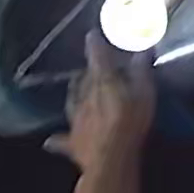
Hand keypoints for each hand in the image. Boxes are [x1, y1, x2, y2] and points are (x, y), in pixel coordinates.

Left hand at [45, 31, 154, 176]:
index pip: (98, 58)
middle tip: (90, 64)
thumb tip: (142, 48)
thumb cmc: (131, 120)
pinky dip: (56, 139)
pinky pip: (62, 140)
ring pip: (71, 102)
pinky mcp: (73, 143)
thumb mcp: (145, 91)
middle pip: (84, 79)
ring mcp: (76, 120)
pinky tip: (48, 141)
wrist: (110, 159)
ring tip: (73, 85)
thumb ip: (141, 69)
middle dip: (87, 70)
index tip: (91, 34)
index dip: (95, 45)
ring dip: (73, 92)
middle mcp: (85, 97)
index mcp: (103, 82)